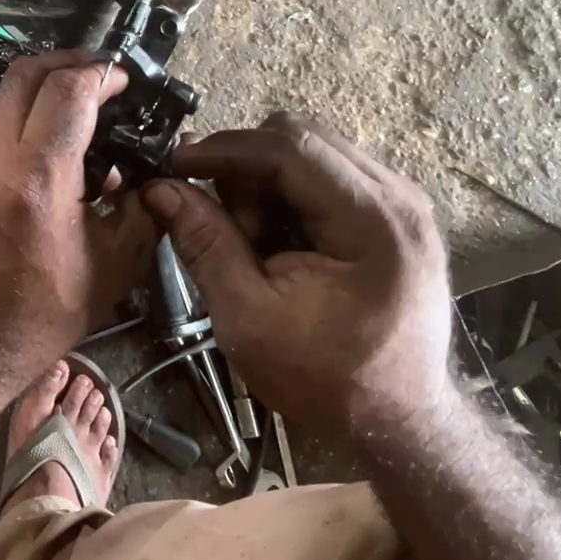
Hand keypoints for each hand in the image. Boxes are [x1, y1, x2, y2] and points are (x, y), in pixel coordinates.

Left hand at [0, 51, 158, 394]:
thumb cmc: (35, 316)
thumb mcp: (111, 268)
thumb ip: (139, 209)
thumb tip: (147, 171)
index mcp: (36, 178)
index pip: (68, 89)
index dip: (103, 72)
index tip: (125, 79)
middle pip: (26, 72)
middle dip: (70, 63)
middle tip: (103, 76)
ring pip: (5, 96)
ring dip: (45, 90)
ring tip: (83, 113)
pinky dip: (25, 120)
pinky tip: (53, 149)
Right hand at [142, 112, 452, 437]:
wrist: (397, 422)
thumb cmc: (324, 377)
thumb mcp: (247, 316)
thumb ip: (204, 243)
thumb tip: (158, 188)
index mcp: (374, 222)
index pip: (290, 148)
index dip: (224, 149)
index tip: (174, 164)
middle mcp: (399, 197)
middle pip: (301, 137)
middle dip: (244, 168)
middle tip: (220, 220)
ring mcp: (401, 204)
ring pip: (311, 151)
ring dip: (264, 182)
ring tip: (251, 239)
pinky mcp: (393, 216)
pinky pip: (326, 174)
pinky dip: (286, 194)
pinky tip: (276, 240)